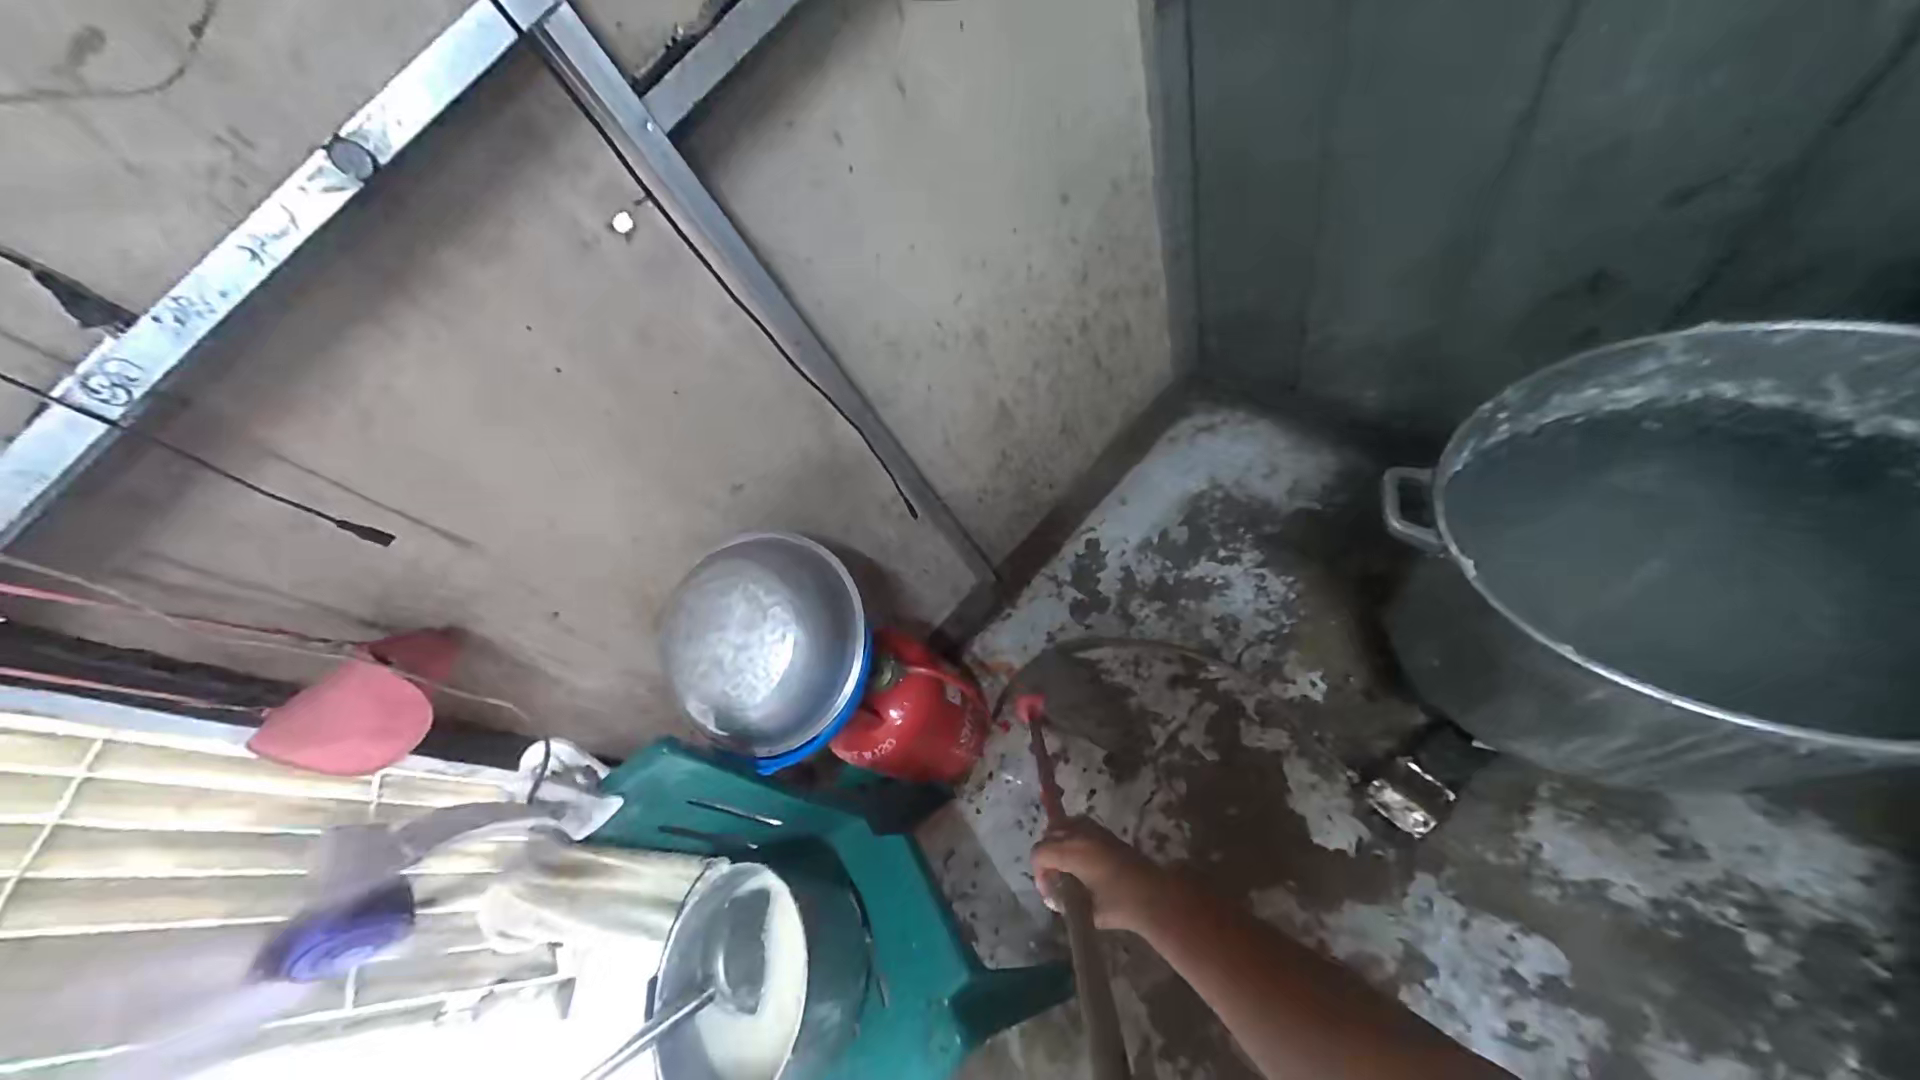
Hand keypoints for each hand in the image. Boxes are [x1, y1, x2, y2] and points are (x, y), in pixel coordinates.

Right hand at [1030, 817, 1171, 932]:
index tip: (1049, 892)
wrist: (1156, 895)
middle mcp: (1080, 834)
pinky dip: (1070, 836)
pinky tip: (1078, 857)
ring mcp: (1093, 829)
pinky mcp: (1104, 831)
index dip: (1038, 872)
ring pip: (1062, 825)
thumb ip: (1066, 903)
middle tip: (1055, 880)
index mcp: (1074, 852)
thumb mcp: (1088, 911)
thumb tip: (1054, 900)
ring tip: (1064, 866)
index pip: (1040, 852)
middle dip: (1046, 856)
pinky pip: (1077, 824)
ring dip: (1056, 843)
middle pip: (1049, 835)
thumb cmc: (1122, 905)